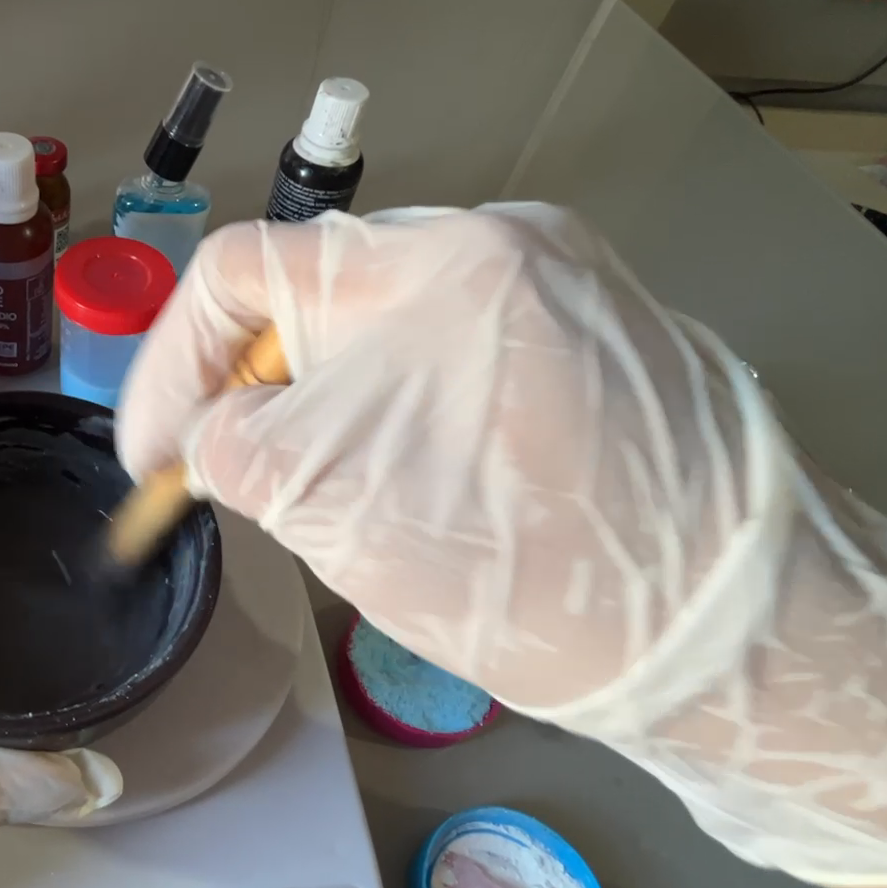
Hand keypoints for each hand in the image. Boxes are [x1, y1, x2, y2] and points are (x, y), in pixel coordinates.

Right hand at [120, 206, 886, 887]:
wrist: (733, 642)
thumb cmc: (527, 582)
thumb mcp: (337, 516)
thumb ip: (235, 449)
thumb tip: (200, 435)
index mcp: (433, 267)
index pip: (240, 274)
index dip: (168, 365)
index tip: (153, 455)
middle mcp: (492, 245)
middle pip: (300, 297)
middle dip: (240, 393)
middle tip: (217, 475)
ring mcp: (539, 284)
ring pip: (360, 330)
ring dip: (305, 406)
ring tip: (306, 485)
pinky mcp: (566, 334)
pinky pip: (424, 351)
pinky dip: (372, 408)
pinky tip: (386, 471)